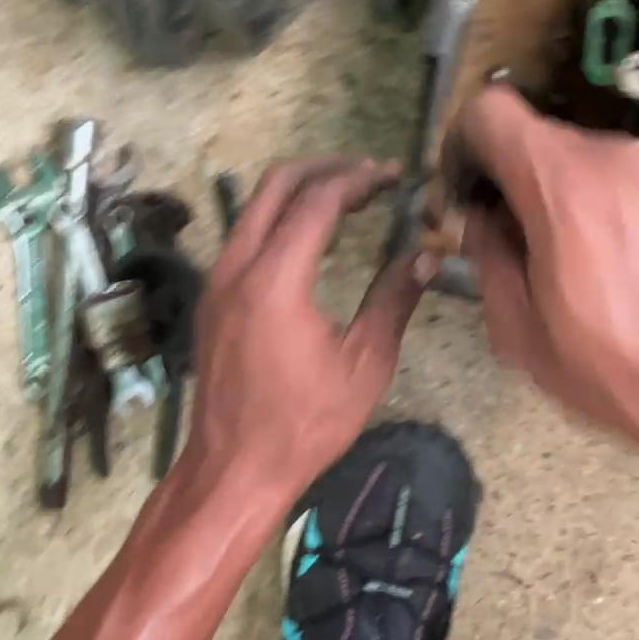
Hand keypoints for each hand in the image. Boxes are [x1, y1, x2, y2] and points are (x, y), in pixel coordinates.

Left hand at [190, 158, 432, 493]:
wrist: (232, 470)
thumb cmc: (305, 423)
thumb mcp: (365, 364)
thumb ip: (394, 299)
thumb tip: (426, 256)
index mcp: (275, 280)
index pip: (317, 200)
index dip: (359, 180)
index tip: (394, 178)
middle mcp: (237, 267)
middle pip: (276, 185)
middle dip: (326, 169)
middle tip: (370, 176)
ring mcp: (217, 281)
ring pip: (255, 206)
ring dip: (301, 192)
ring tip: (350, 199)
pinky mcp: (212, 298)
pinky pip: (245, 234)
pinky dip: (281, 220)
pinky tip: (315, 240)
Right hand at [451, 86, 638, 482]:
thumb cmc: (618, 371)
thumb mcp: (521, 329)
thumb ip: (486, 254)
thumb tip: (480, 218)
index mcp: (564, 183)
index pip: (489, 112)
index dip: (462, 147)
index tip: (465, 198)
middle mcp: (615, 155)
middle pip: (534, 139)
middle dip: (508, 181)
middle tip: (508, 243)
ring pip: (579, 159)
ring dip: (555, 195)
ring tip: (567, 263)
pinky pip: (621, 177)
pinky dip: (599, 202)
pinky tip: (613, 263)